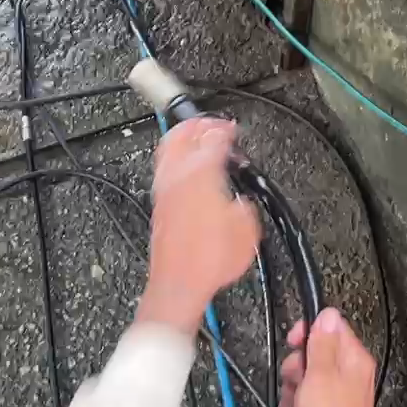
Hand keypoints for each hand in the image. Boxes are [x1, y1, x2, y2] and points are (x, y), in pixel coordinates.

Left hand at [136, 117, 260, 334]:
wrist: (180, 283)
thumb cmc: (209, 260)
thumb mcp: (247, 231)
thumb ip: (246, 207)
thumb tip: (242, 204)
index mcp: (202, 175)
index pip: (213, 138)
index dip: (224, 129)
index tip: (231, 129)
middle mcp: (179, 177)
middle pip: (182, 135)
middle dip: (197, 124)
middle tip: (210, 124)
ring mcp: (165, 191)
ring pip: (168, 150)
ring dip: (182, 138)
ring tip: (193, 137)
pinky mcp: (159, 206)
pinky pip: (164, 170)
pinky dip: (175, 160)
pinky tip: (184, 168)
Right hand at [279, 309, 379, 406]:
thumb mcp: (320, 374)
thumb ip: (322, 342)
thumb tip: (328, 313)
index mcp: (353, 359)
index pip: (330, 327)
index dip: (308, 333)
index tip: (293, 343)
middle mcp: (350, 374)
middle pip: (315, 354)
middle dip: (297, 367)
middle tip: (296, 381)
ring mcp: (340, 395)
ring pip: (306, 379)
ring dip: (293, 391)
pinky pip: (306, 401)